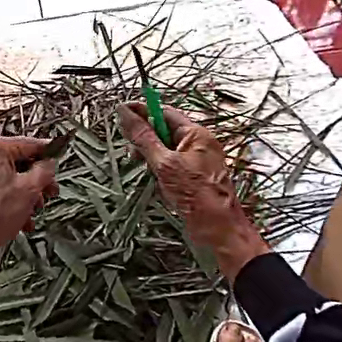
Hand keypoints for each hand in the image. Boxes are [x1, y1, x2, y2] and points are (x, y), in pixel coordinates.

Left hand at [0, 136, 58, 310]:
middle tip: (49, 191)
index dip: (48, 153)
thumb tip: (49, 164)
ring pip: (13, 178)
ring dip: (29, 194)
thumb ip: (45, 170)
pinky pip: (3, 190)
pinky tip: (23, 218)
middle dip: (38, 181)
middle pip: (21, 162)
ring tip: (34, 209)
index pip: (29, 143)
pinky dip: (15, 202)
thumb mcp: (30, 189)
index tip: (58, 157)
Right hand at [117, 102, 268, 278]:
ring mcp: (196, 161)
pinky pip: (169, 165)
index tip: (122, 112)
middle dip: (144, 138)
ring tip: (145, 169)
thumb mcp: (164, 163)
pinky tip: (155, 181)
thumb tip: (125, 113)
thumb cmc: (198, 196)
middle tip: (132, 151)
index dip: (143, 111)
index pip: (165, 112)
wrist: (219, 230)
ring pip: (164, 149)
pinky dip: (158, 170)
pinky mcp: (192, 177)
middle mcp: (199, 144)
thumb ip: (143, 137)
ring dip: (150, 156)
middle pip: (163, 130)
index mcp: (197, 134)